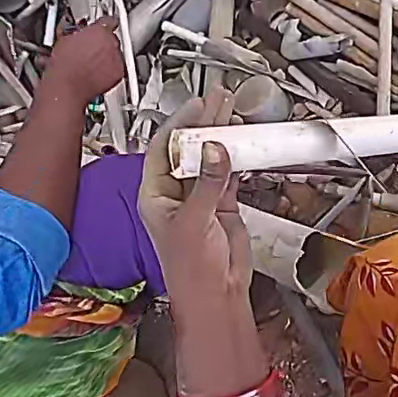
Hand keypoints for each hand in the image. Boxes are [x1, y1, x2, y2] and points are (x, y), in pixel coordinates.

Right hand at [42, 19, 126, 101]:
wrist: (68, 86)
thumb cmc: (64, 65)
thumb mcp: (65, 39)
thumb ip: (78, 31)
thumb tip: (79, 31)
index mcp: (100, 31)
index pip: (109, 20)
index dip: (102, 24)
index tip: (100, 26)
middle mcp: (112, 44)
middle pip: (111, 38)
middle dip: (101, 42)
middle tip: (89, 48)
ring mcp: (117, 59)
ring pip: (115, 53)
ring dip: (106, 55)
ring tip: (90, 62)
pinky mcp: (119, 73)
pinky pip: (117, 67)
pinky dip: (109, 69)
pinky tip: (96, 71)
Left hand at [139, 91, 250, 316]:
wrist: (216, 295)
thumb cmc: (190, 270)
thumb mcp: (194, 222)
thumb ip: (206, 183)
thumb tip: (214, 149)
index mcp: (156, 194)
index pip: (163, 149)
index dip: (179, 125)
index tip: (197, 106)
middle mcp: (176, 193)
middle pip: (188, 148)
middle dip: (203, 124)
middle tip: (218, 100)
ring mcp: (200, 198)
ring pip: (210, 158)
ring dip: (221, 137)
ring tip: (232, 113)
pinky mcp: (222, 205)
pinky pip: (228, 174)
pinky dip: (236, 159)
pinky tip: (242, 143)